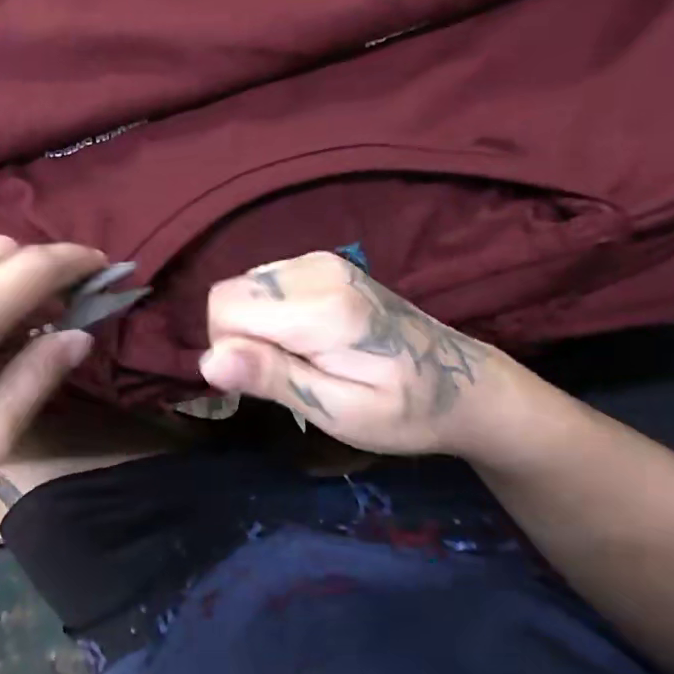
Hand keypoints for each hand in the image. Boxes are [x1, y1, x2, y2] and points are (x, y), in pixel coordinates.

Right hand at [200, 252, 514, 456]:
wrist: (465, 384)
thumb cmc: (405, 412)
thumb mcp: (340, 413)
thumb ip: (273, 379)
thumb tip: (208, 361)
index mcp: (323, 308)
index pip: (224, 310)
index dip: (229, 349)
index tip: (265, 380)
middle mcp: (317, 270)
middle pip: (228, 294)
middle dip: (236, 336)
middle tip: (283, 372)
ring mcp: (320, 260)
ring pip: (241, 287)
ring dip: (251, 324)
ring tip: (298, 356)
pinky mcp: (321, 262)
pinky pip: (262, 282)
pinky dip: (266, 311)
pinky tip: (302, 336)